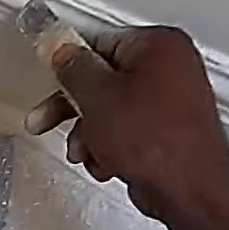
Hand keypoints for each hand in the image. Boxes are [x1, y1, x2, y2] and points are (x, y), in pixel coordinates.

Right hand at [24, 25, 228, 224]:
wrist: (184, 187)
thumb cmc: (150, 139)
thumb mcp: (95, 96)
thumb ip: (73, 68)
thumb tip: (61, 50)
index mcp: (158, 46)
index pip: (98, 42)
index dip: (66, 64)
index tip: (48, 77)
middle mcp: (170, 66)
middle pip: (99, 79)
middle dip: (70, 108)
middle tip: (44, 119)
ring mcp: (170, 98)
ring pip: (106, 108)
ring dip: (85, 132)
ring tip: (83, 151)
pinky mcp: (166, 128)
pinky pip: (122, 129)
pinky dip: (106, 145)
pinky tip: (104, 161)